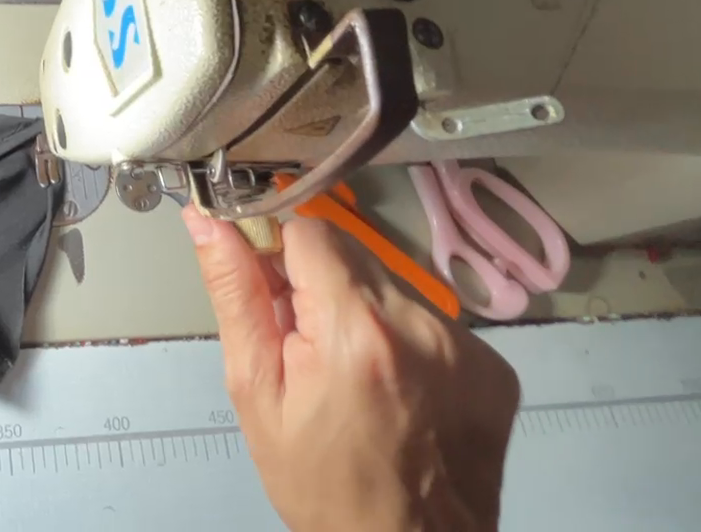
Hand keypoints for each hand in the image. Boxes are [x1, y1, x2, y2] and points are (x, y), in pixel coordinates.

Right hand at [183, 210, 519, 531]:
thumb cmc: (316, 481)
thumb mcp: (255, 389)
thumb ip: (234, 293)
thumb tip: (206, 219)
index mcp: (358, 331)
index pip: (309, 230)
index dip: (276, 247)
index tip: (263, 286)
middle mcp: (424, 326)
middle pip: (348, 251)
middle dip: (311, 277)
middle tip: (298, 338)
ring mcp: (469, 346)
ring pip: (384, 279)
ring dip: (352, 302)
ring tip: (343, 366)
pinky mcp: (495, 364)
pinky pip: (423, 314)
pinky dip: (394, 330)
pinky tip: (386, 380)